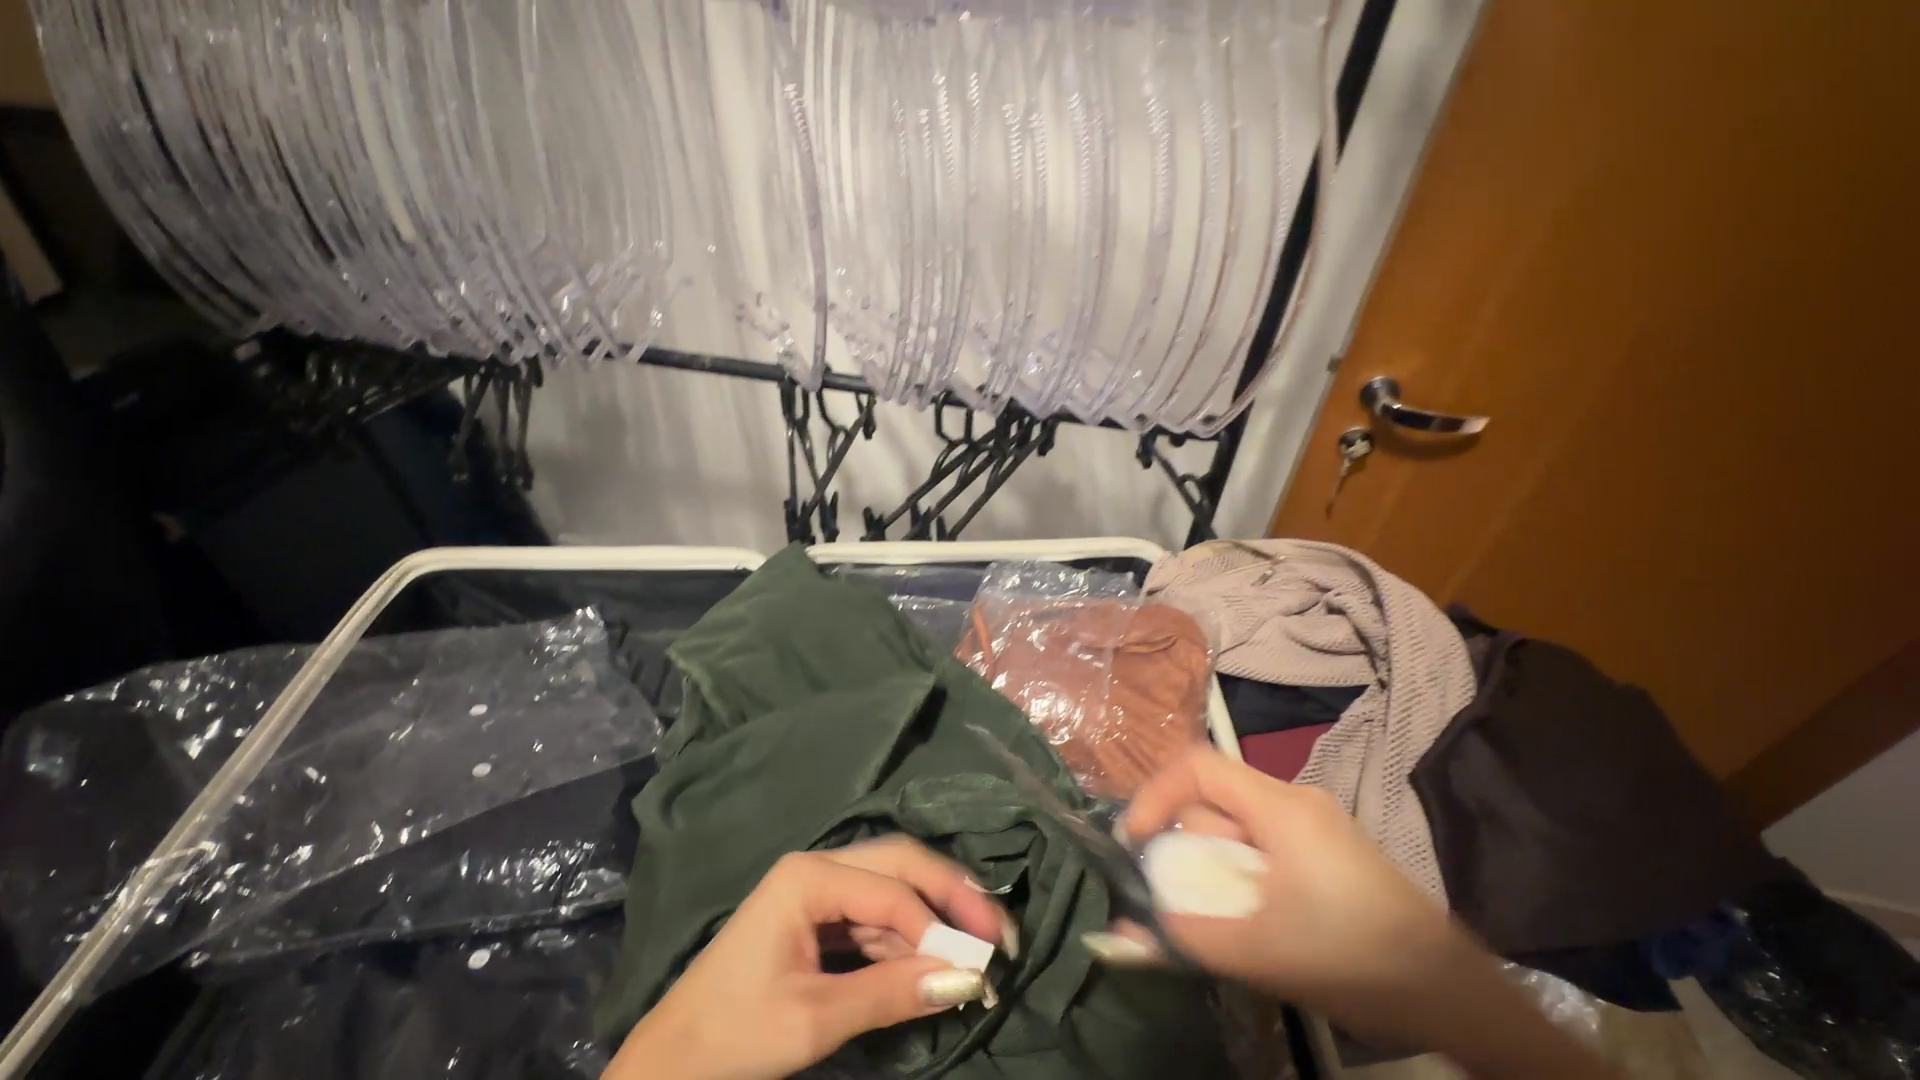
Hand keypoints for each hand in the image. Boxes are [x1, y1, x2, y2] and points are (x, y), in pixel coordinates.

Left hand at [604, 837, 1015, 1079]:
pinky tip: (937, 961)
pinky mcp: (820, 918)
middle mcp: (817, 869)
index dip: (941, 923)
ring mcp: (818, 891)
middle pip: (901, 865)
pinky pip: (877, 917)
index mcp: (808, 878)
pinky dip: (910, 938)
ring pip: (894, 889)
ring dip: (936, 919)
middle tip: (999, 933)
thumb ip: (892, 993)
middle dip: (952, 897)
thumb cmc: (735, 1033)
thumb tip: (967, 979)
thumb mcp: (815, 1018)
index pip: (892, 889)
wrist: (673, 1061)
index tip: (984, 962)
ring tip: (980, 951)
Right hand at [1110, 750, 1620, 1079]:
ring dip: (1211, 861)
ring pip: (1237, 823)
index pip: (1198, 765)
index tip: (1136, 842)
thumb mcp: (1259, 952)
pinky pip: (1263, 843)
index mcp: (1281, 807)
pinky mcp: (1327, 850)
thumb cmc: (1352, 957)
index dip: (1155, 794)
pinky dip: (1239, 869)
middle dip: (1185, 843)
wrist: (1450, 992)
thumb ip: (1184, 936)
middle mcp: (1296, 801)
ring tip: (1215, 914)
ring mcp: (1316, 824)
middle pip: (1214, 797)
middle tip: (1176, 896)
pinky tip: (1250, 915)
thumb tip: (1124, 930)